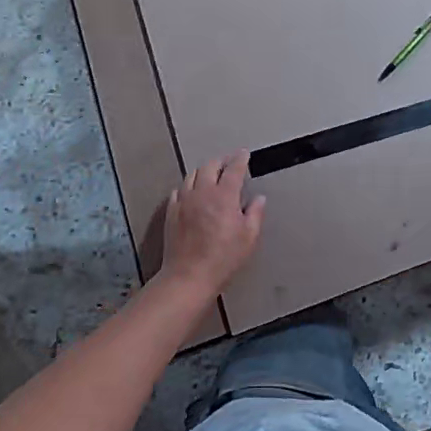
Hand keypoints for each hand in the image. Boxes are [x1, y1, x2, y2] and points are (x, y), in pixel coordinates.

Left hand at [160, 151, 265, 293]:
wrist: (190, 275)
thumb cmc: (222, 259)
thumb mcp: (249, 237)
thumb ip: (255, 214)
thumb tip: (258, 200)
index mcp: (224, 196)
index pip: (234, 169)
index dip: (240, 159)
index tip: (244, 155)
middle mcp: (202, 193)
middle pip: (210, 166)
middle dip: (221, 161)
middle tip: (229, 162)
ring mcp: (184, 202)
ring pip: (192, 175)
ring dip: (203, 171)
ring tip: (211, 174)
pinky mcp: (172, 213)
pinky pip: (179, 191)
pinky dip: (187, 186)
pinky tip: (191, 192)